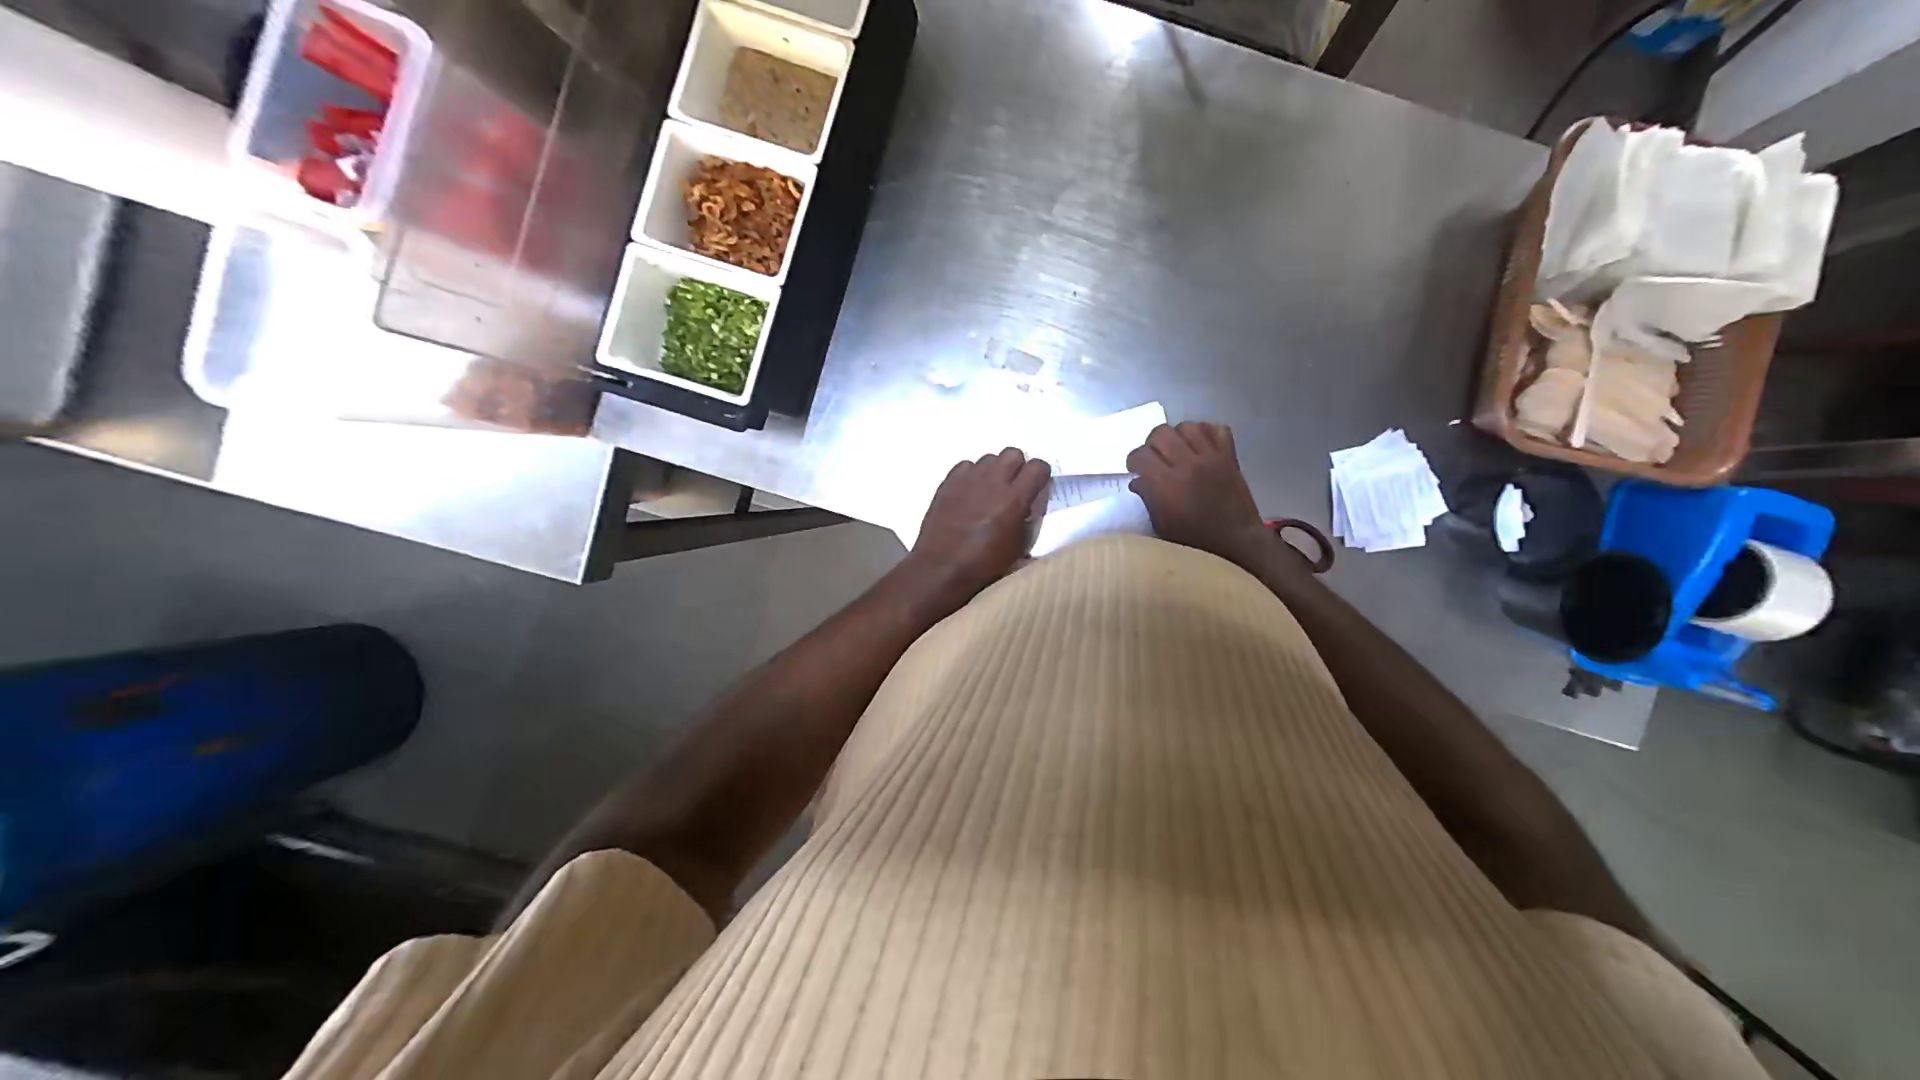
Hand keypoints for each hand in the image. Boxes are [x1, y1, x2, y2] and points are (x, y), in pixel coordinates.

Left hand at [902, 448, 1050, 606]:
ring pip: (988, 458)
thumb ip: (1026, 520)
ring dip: (994, 471)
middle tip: (1013, 488)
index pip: (1038, 467)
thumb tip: (1026, 507)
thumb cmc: (984, 566)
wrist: (942, 569)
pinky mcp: (947, 483)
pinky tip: (969, 494)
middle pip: (1013, 454)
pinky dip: (971, 476)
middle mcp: (992, 482)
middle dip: (1017, 468)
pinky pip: (965, 467)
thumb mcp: (1018, 547)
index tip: (1036, 488)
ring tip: (989, 492)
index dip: (1040, 475)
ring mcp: (967, 480)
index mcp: (1014, 499)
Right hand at [1127, 422, 1272, 569]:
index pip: (1141, 455)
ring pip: (1187, 426)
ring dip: (1178, 436)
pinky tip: (1200, 445)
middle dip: (1153, 444)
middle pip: (1161, 433)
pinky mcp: (1229, 456)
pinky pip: (1216, 429)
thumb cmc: (1194, 538)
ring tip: (1178, 449)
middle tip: (1156, 458)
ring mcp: (1210, 457)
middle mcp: (1187, 464)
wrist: (1235, 540)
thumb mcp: (1161, 524)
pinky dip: (1206, 432)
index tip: (1136, 469)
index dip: (1134, 461)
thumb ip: (1148, 498)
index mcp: (1166, 484)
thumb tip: (1138, 481)